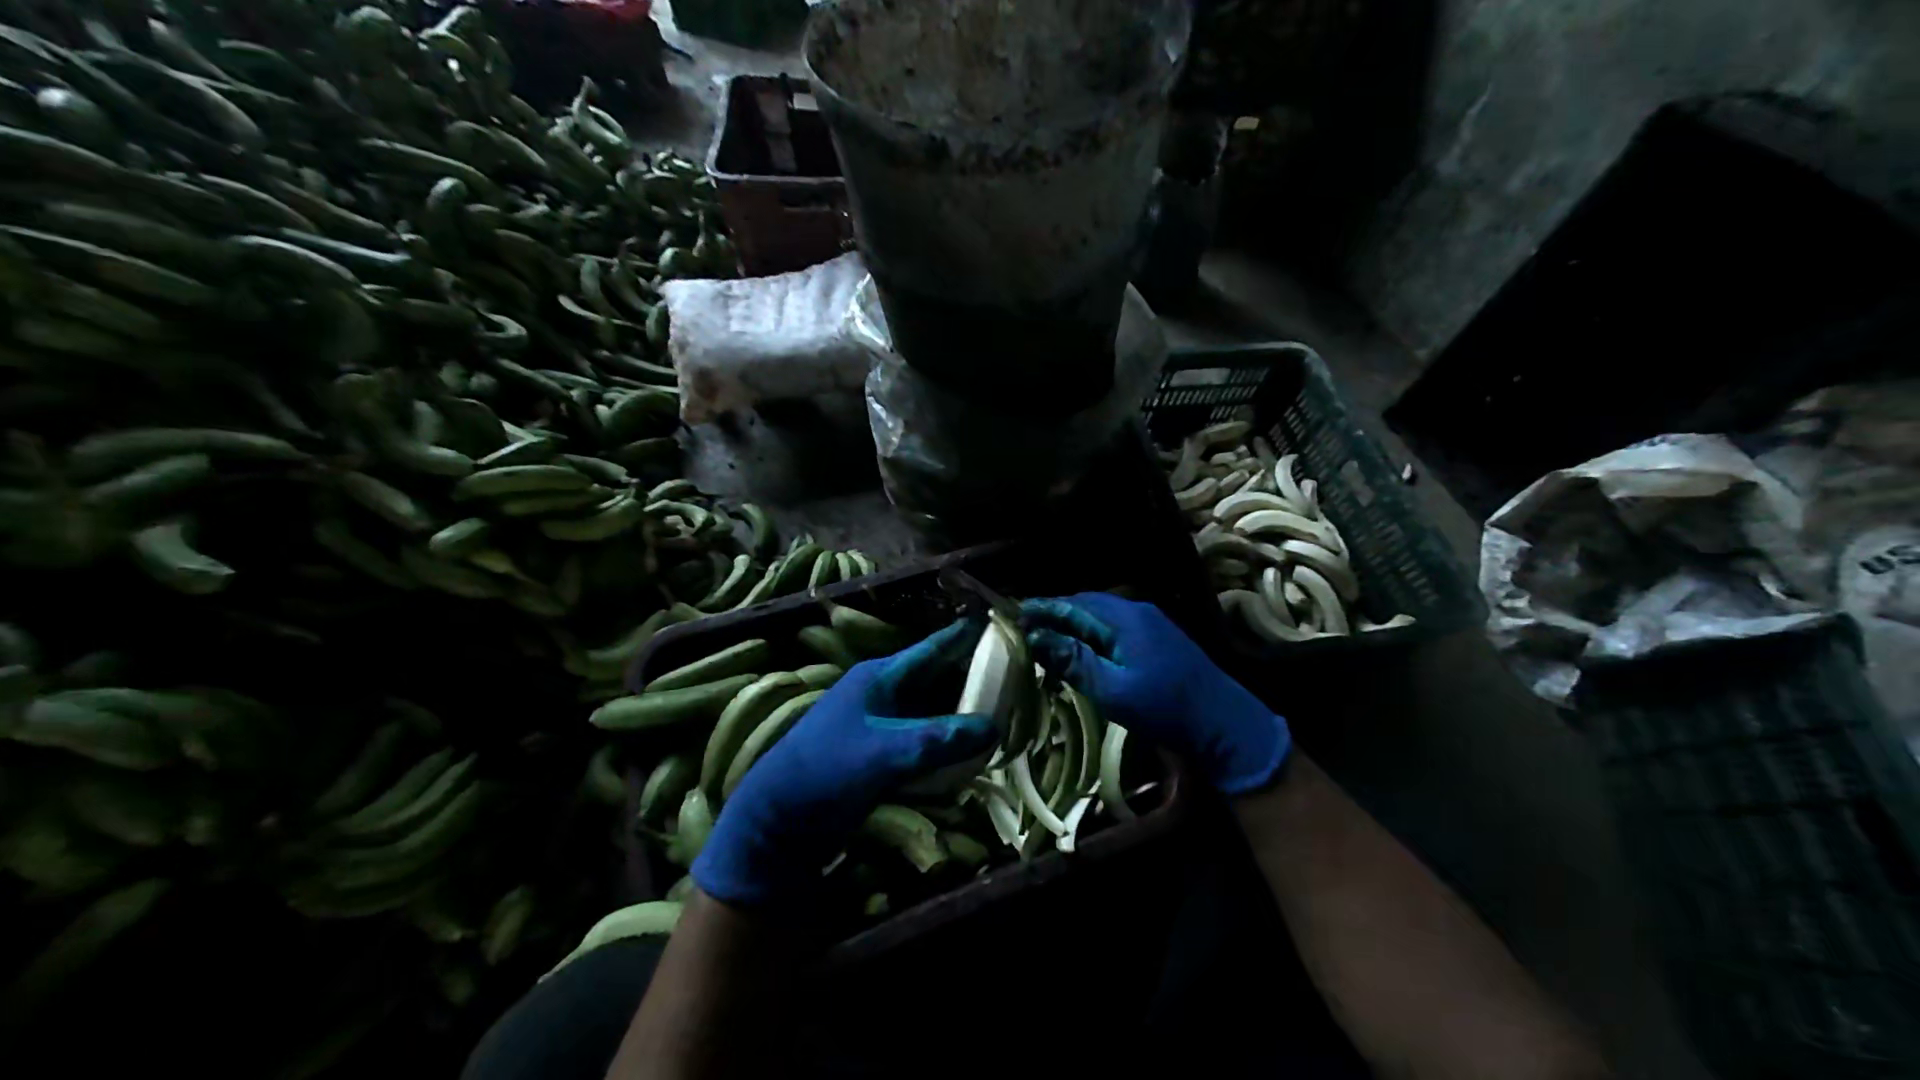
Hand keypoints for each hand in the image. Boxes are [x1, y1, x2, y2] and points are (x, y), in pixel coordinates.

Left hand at [691, 619, 998, 908]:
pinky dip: (950, 742)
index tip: (1006, 624)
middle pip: (940, 677)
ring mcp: (883, 725)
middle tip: (1021, 677)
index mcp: (880, 677)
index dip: (968, 634)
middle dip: (976, 676)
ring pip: (935, 709)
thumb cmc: (825, 774)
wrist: (777, 825)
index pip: (934, 647)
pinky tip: (975, 751)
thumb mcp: (884, 754)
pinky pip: (927, 739)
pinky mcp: (883, 755)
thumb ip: (938, 739)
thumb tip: (992, 728)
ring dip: (965, 712)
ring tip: (1008, 712)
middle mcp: (885, 693)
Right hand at [1022, 593, 1289, 793]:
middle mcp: (1137, 611)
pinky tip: (1082, 649)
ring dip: (1073, 624)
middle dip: (1055, 613)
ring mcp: (1151, 624)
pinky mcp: (1158, 640)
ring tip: (1047, 638)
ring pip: (1100, 616)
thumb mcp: (1111, 688)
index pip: (1072, 604)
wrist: (1225, 725)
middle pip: (1086, 604)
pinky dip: (1091, 633)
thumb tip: (1035, 636)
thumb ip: (1073, 659)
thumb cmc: (1164, 707)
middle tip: (1026, 627)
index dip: (1041, 609)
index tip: (1013, 614)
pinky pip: (1114, 627)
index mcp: (1124, 618)